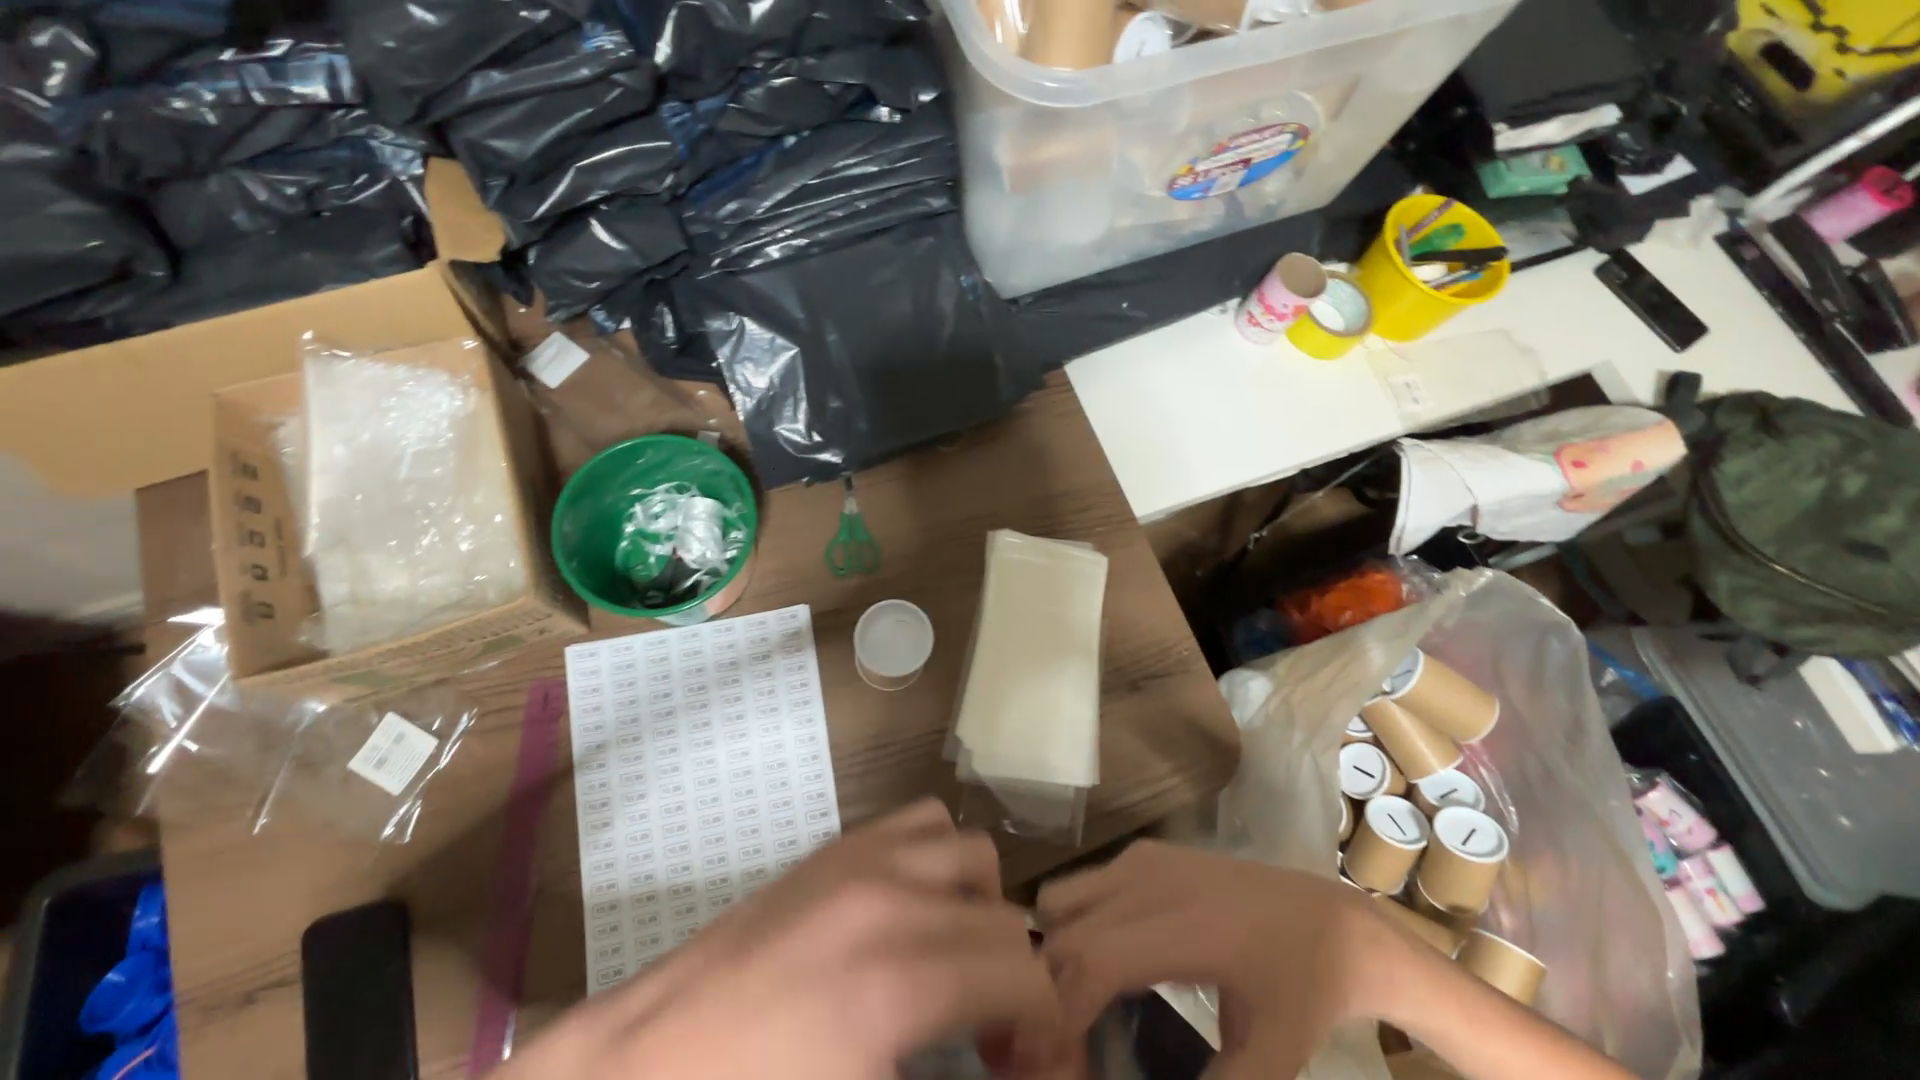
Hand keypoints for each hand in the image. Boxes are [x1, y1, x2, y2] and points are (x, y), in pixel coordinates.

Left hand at [493, 798, 1071, 1079]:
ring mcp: (859, 861)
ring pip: (972, 854)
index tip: (1023, 1070)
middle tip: (994, 1047)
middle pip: (1010, 923)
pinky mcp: (831, 851)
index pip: (1031, 978)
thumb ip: (955, 1077)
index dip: (1049, 1034)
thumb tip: (1021, 1063)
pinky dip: (938, 864)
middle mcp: (892, 898)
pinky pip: (917, 825)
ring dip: (983, 913)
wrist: (648, 1063)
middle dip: (1021, 989)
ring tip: (957, 970)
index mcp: (904, 977)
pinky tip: (914, 918)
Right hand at [1037, 841, 1411, 1079]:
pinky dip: (1073, 926)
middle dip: (1048, 995)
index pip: (1094, 963)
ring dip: (1055, 954)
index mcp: (1189, 930)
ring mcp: (1146, 861)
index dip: (1062, 1016)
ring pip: (1060, 902)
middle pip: (1066, 935)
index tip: (1060, 1063)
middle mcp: (1154, 883)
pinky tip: (1102, 964)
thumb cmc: (1307, 992)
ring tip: (1075, 1003)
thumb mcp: (1273, 1058)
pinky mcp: (1146, 854)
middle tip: (1062, 1047)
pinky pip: (1082, 887)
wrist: (1337, 924)